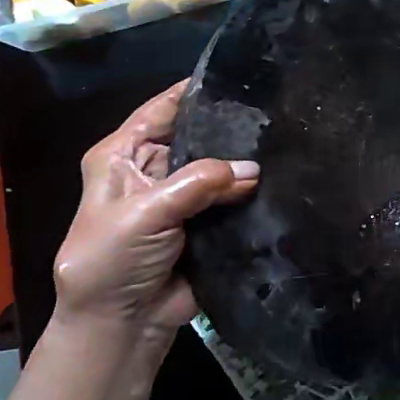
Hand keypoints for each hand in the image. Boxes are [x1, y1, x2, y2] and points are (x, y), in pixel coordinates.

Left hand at [53, 79, 259, 348]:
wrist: (123, 323)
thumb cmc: (112, 260)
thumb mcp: (144, 213)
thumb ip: (197, 184)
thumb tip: (253, 169)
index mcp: (124, 155)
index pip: (163, 109)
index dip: (195, 92)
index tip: (240, 76)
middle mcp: (156, 169)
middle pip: (200, 137)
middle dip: (232, 130)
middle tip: (277, 116)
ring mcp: (185, 197)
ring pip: (222, 168)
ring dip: (247, 165)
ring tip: (288, 144)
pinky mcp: (209, 222)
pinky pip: (236, 199)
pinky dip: (254, 193)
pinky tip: (284, 178)